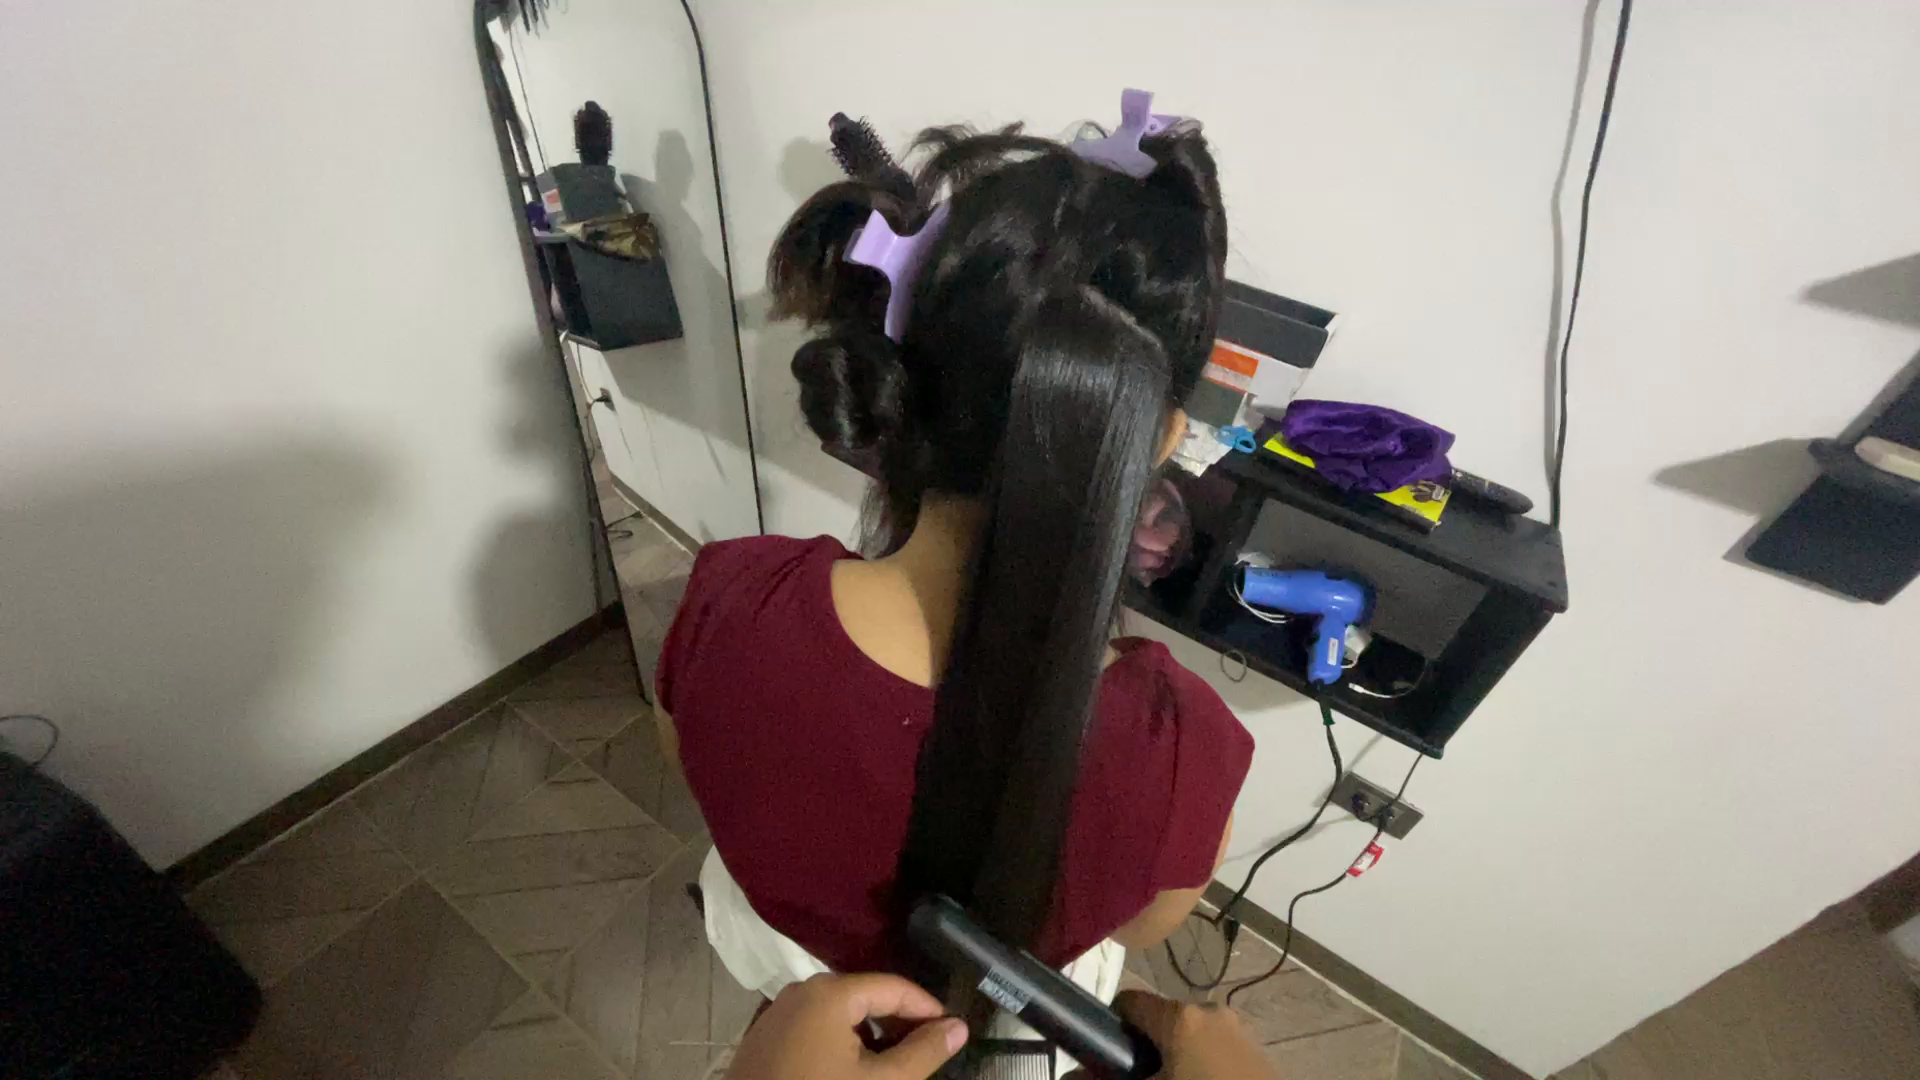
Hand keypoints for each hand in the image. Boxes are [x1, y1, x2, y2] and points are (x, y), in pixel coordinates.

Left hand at [729, 973, 968, 1079]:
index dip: (927, 1009)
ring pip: (840, 1017)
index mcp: (830, 992)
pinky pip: (814, 1031)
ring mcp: (777, 1014)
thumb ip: (921, 1054)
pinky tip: (852, 1073)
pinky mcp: (762, 1041)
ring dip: (870, 1039)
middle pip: (866, 998)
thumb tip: (959, 1026)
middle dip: (898, 1025)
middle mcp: (801, 990)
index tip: (952, 1032)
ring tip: (892, 1068)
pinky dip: (840, 1047)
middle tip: (926, 1054)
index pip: (893, 987)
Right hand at [1114, 989, 1274, 1079]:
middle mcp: (1207, 1010)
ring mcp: (1238, 1030)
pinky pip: (1215, 1050)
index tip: (1108, 1057)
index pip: (1128, 1001)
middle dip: (1146, 1051)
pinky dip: (1203, 1067)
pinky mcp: (1258, 1053)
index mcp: (1179, 1016)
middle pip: (1159, 1020)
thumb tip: (1070, 1077)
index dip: (1112, 1028)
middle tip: (1143, 1079)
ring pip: (1189, 1037)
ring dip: (1176, 1060)